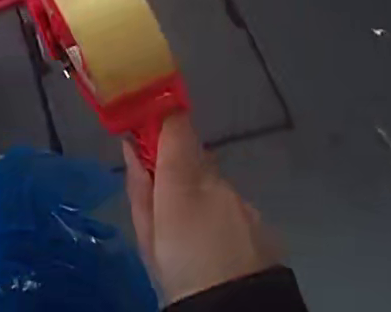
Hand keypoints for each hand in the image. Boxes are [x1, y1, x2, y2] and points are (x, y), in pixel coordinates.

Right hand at [124, 114, 283, 302]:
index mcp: (182, 178)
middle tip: (165, 198)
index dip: (163, 117)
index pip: (175, 122)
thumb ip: (139, 186)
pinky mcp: (260, 220)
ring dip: (202, 196)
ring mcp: (241, 199)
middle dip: (180, 168)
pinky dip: (223, 217)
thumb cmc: (178, 273)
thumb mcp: (146, 236)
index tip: (147, 126)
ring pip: (215, 183)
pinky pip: (234, 206)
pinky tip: (216, 245)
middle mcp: (215, 179)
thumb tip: (130, 146)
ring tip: (192, 233)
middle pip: (195, 155)